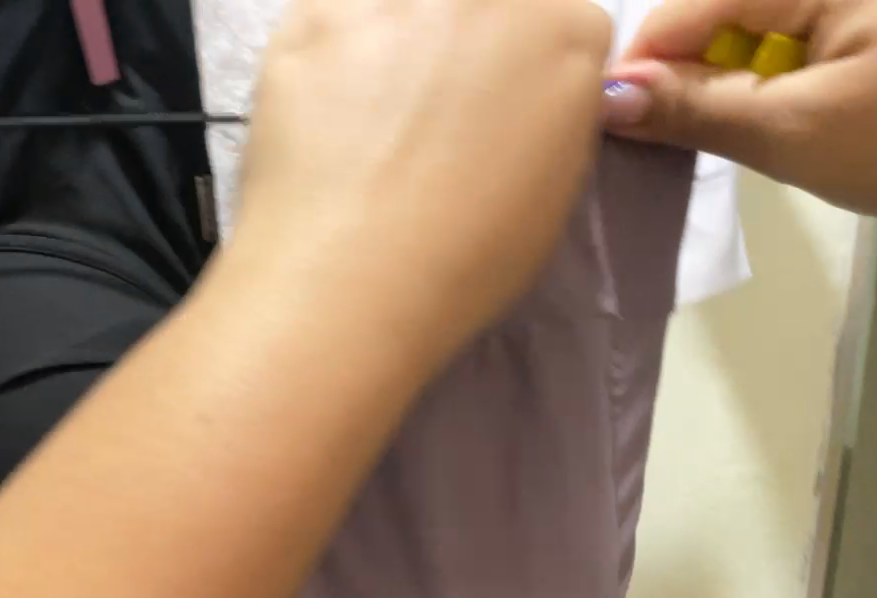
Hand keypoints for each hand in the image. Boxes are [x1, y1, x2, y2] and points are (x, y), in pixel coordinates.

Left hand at [225, 0, 613, 360]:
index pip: (551, 16)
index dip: (504, 69)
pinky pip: (315, 24)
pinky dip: (312, 65)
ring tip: (350, 124)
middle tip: (401, 119)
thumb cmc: (454, 274)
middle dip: (442, 50)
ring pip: (386, 9)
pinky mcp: (311, 24)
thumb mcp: (544, 204)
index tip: (469, 114)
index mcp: (567, 36)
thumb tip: (510, 113)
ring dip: (373, 50)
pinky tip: (309, 120)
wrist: (345, 291)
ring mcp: (394, 3)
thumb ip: (541, 126)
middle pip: (468, 4)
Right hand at [605, 0, 876, 236]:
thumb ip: (694, 109)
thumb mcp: (798, 129)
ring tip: (771, 125)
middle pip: (724, 13)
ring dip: (743, 77)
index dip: (642, 72)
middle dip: (694, 75)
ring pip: (767, 26)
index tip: (622, 132)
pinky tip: (815, 106)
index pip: (686, 8)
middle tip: (700, 138)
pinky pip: (817, 29)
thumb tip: (608, 96)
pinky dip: (792, 69)